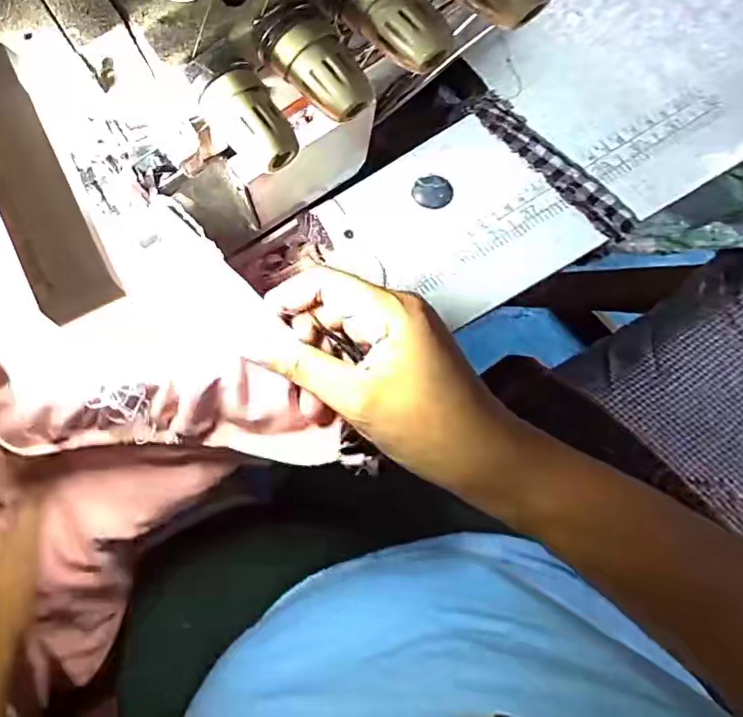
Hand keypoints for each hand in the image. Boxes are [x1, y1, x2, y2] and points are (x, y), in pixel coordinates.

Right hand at [254, 266, 517, 494]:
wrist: (488, 462)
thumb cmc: (429, 430)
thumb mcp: (354, 398)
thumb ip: (300, 364)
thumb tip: (255, 342)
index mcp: (389, 308)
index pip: (322, 281)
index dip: (285, 301)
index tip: (262, 333)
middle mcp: (394, 308)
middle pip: (327, 309)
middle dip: (303, 347)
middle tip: (295, 387)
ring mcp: (399, 328)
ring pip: (337, 334)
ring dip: (318, 367)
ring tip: (314, 407)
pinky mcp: (401, 348)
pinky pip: (354, 349)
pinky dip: (338, 374)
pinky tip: (331, 405)